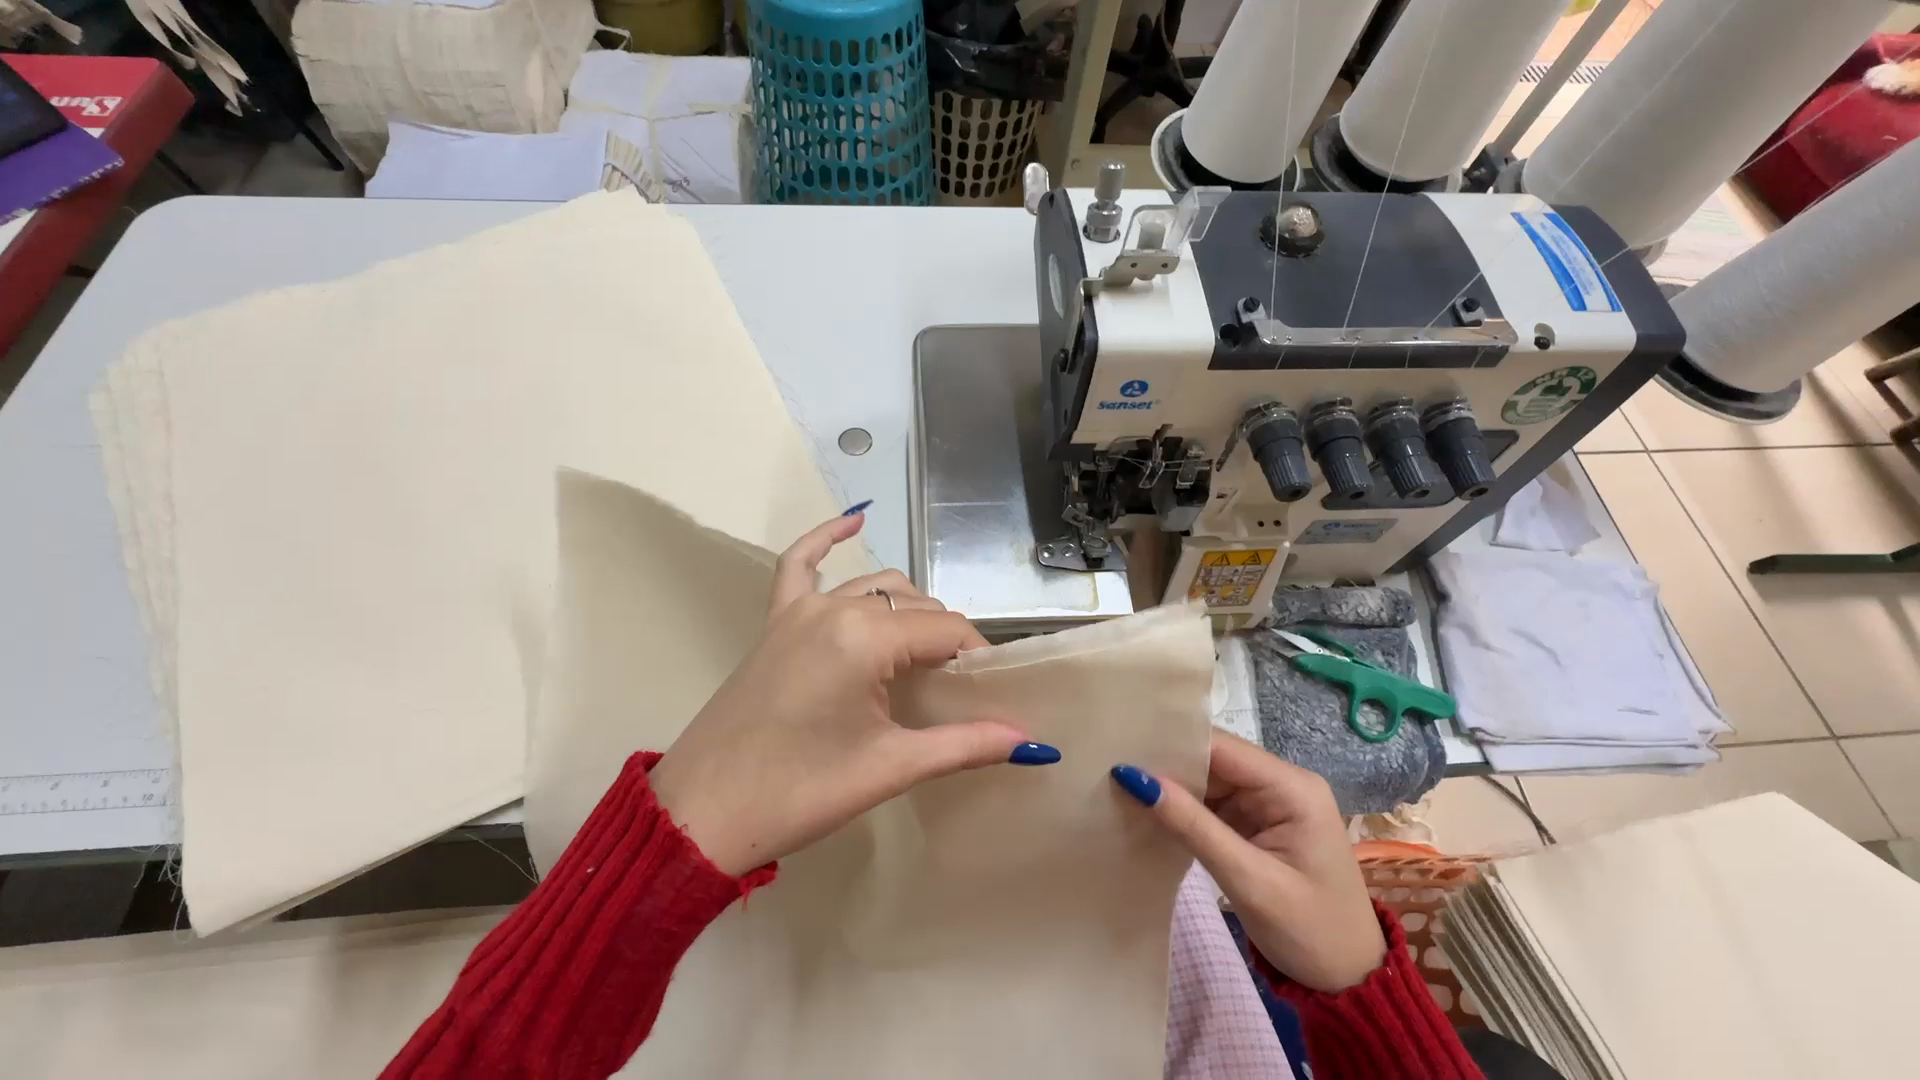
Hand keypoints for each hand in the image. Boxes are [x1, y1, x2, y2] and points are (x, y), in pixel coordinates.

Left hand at [648, 509, 1059, 875]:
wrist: (702, 812)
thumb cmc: (800, 792)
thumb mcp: (891, 769)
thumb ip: (965, 745)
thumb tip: (1033, 744)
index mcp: (866, 637)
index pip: (947, 631)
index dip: (976, 659)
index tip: (989, 694)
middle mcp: (835, 607)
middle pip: (916, 607)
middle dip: (945, 642)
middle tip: (957, 692)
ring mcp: (799, 609)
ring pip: (875, 586)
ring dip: (908, 609)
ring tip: (925, 655)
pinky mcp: (774, 620)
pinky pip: (801, 564)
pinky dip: (828, 538)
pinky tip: (855, 516)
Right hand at [1111, 731, 1384, 992]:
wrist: (1350, 981)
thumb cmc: (1310, 931)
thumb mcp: (1248, 880)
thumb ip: (1192, 826)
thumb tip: (1134, 777)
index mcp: (1292, 787)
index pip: (1222, 748)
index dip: (1172, 744)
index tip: (1119, 744)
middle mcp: (1282, 784)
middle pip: (1213, 759)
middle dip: (1166, 764)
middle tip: (1107, 764)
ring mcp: (1269, 803)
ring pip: (1208, 781)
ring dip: (1170, 787)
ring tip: (1115, 784)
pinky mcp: (1257, 823)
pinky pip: (1213, 804)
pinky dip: (1182, 809)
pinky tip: (1145, 809)